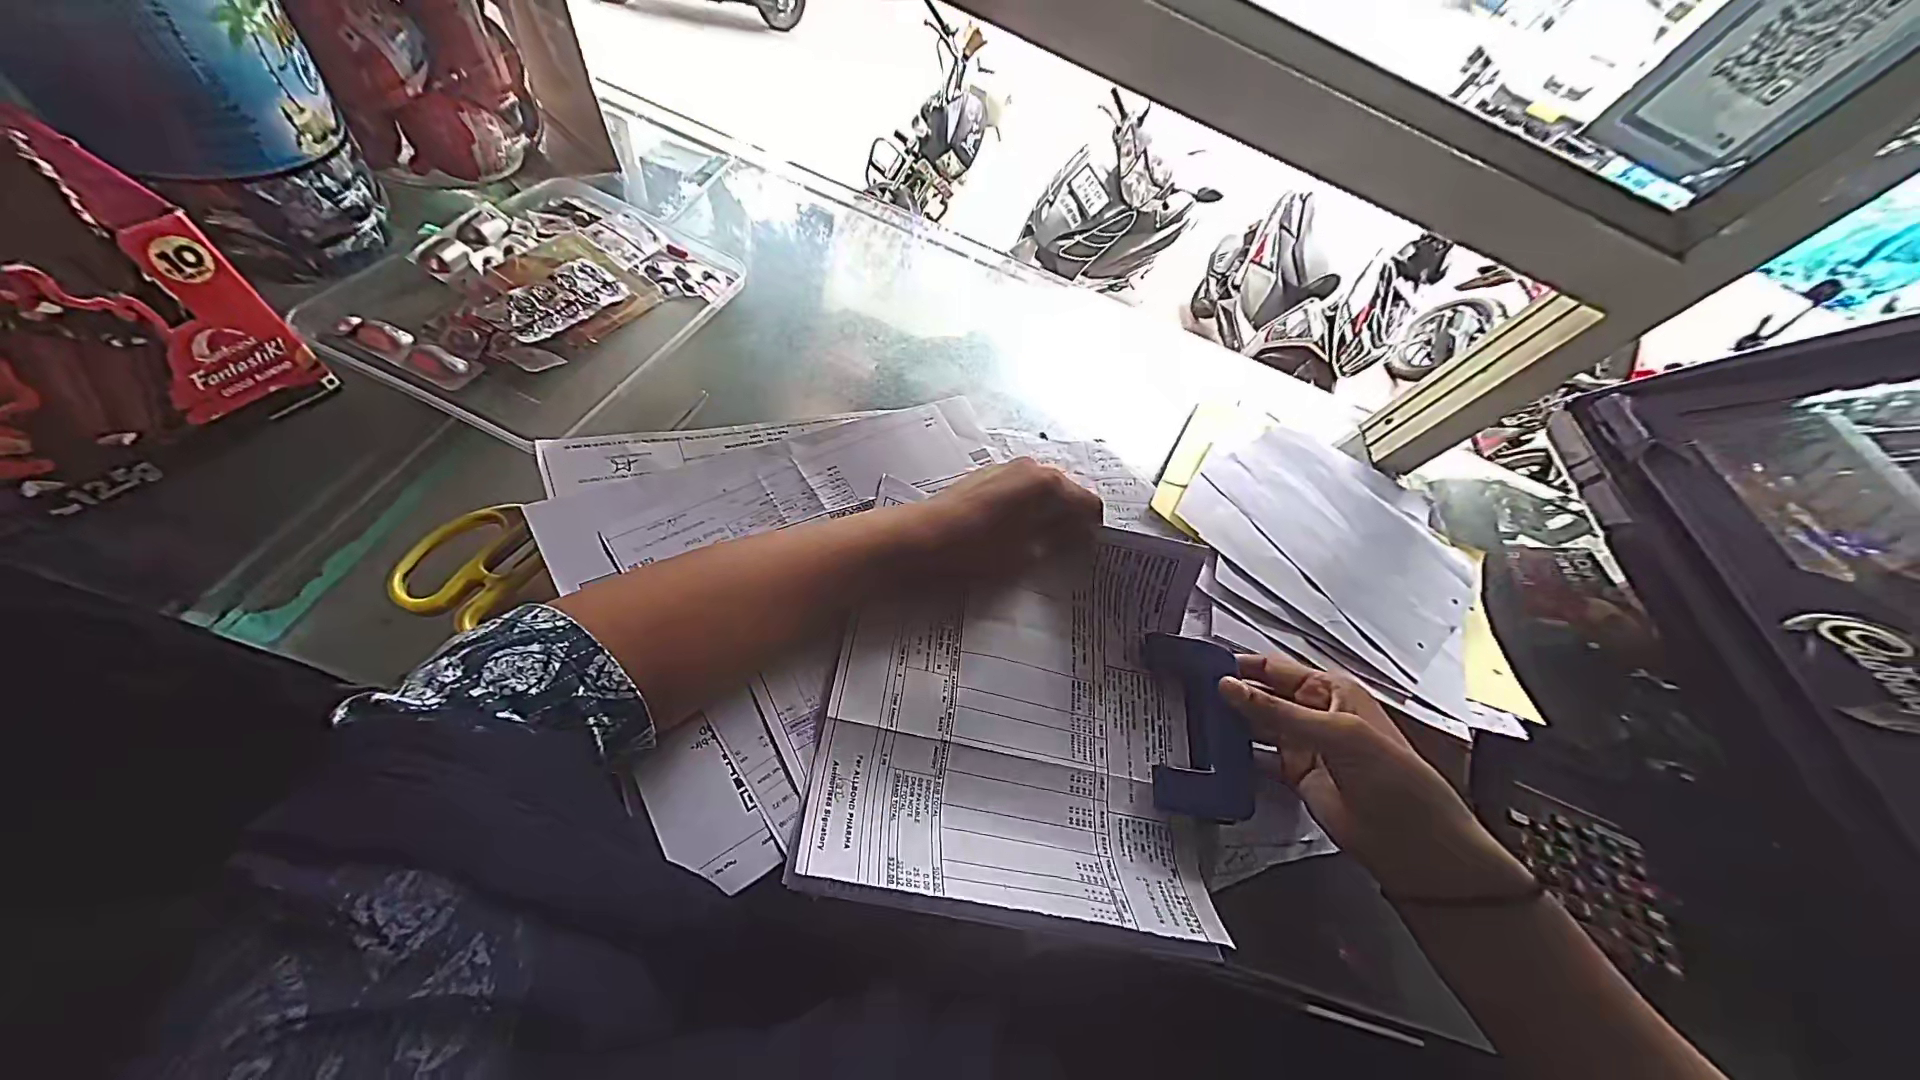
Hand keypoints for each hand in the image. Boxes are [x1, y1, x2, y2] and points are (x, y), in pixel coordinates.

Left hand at [898, 458, 1103, 578]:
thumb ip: (1060, 540)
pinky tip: (1012, 528)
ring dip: (1047, 511)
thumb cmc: (978, 548)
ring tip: (1035, 540)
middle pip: (1067, 492)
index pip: (1089, 503)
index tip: (1085, 549)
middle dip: (1069, 517)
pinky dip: (1026, 505)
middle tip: (1063, 547)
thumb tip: (1078, 533)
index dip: (1092, 528)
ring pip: (1043, 489)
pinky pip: (1021, 488)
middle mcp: (1033, 467)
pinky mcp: (988, 474)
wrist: (924, 536)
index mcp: (1049, 484)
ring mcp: (1008, 467)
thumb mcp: (1028, 553)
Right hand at [1219, 654, 1531, 900]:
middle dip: (1230, 693)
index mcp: (1330, 690)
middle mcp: (1313, 713)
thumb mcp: (1335, 732)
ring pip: (1255, 724)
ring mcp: (1302, 744)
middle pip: (1260, 695)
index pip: (1274, 668)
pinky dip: (1236, 753)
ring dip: (1230, 722)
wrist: (1412, 843)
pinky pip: (1256, 757)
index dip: (1240, 665)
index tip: (1206, 666)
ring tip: (1197, 717)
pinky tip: (1217, 751)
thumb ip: (1276, 710)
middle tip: (1193, 691)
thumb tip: (1230, 687)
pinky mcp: (1294, 774)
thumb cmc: (1397, 779)